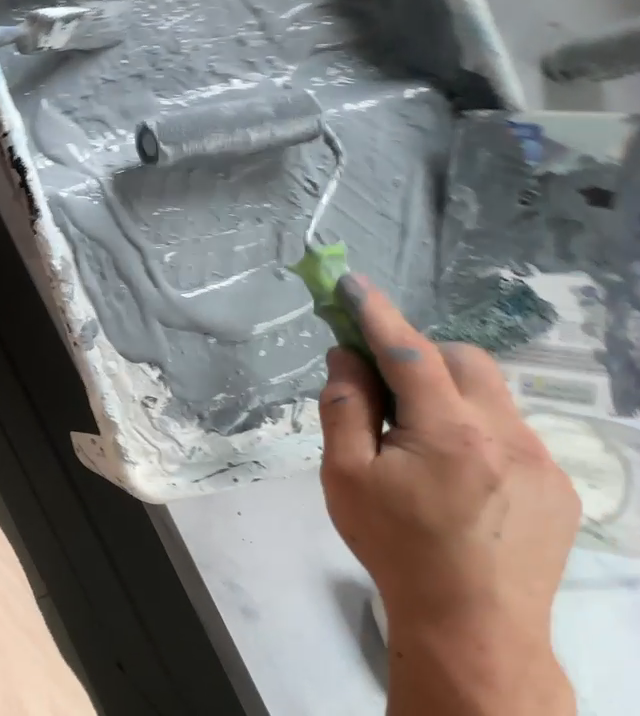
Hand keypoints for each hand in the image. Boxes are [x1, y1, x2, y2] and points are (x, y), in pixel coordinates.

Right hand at [318, 275, 578, 714]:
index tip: (352, 283)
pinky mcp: (560, 487)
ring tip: (413, 437)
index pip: (410, 353)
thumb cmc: (394, 544)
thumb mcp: (345, 475)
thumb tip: (346, 358)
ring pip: (493, 396)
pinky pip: (512, 431)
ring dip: (447, 393)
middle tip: (379, 378)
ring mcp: (544, 463)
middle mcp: (508, 437)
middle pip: (466, 362)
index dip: (378, 314)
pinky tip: (450, 470)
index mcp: (450, 434)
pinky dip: (473, 426)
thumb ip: (345, 408)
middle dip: (419, 353)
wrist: (474, 623)